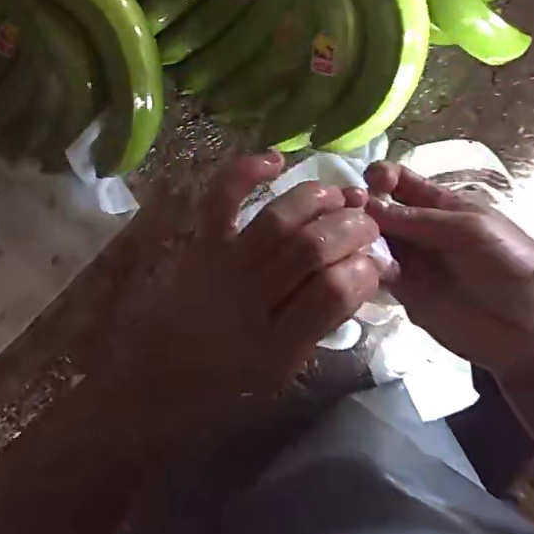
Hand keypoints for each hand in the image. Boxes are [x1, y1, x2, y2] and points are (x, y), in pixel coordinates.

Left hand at [114, 152, 383, 400]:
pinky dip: (247, 170)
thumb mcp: (284, 366)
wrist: (158, 369)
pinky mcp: (201, 242)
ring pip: (279, 219)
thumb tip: (365, 271)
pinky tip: (277, 159)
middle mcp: (249, 302)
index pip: (333, 294)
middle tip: (368, 223)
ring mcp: (222, 266)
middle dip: (352, 228)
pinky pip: (223, 197)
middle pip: (310, 249)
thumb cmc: (229, 373)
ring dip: (318, 200)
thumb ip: (323, 321)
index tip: (376, 261)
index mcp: (275, 348)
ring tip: (341, 197)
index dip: (365, 270)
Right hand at [364, 163, 533, 377]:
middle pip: (377, 211)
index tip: (364, 185)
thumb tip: (364, 206)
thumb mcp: (471, 230)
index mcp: (439, 203)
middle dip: (358, 211)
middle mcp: (418, 229)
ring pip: (370, 244)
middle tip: (340, 222)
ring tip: (344, 249)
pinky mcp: (405, 295)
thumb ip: (419, 219)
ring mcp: (410, 263)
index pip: (398, 181)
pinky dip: (361, 272)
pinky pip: (375, 277)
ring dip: (356, 243)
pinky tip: (352, 273)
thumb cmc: (514, 266)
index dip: (378, 177)